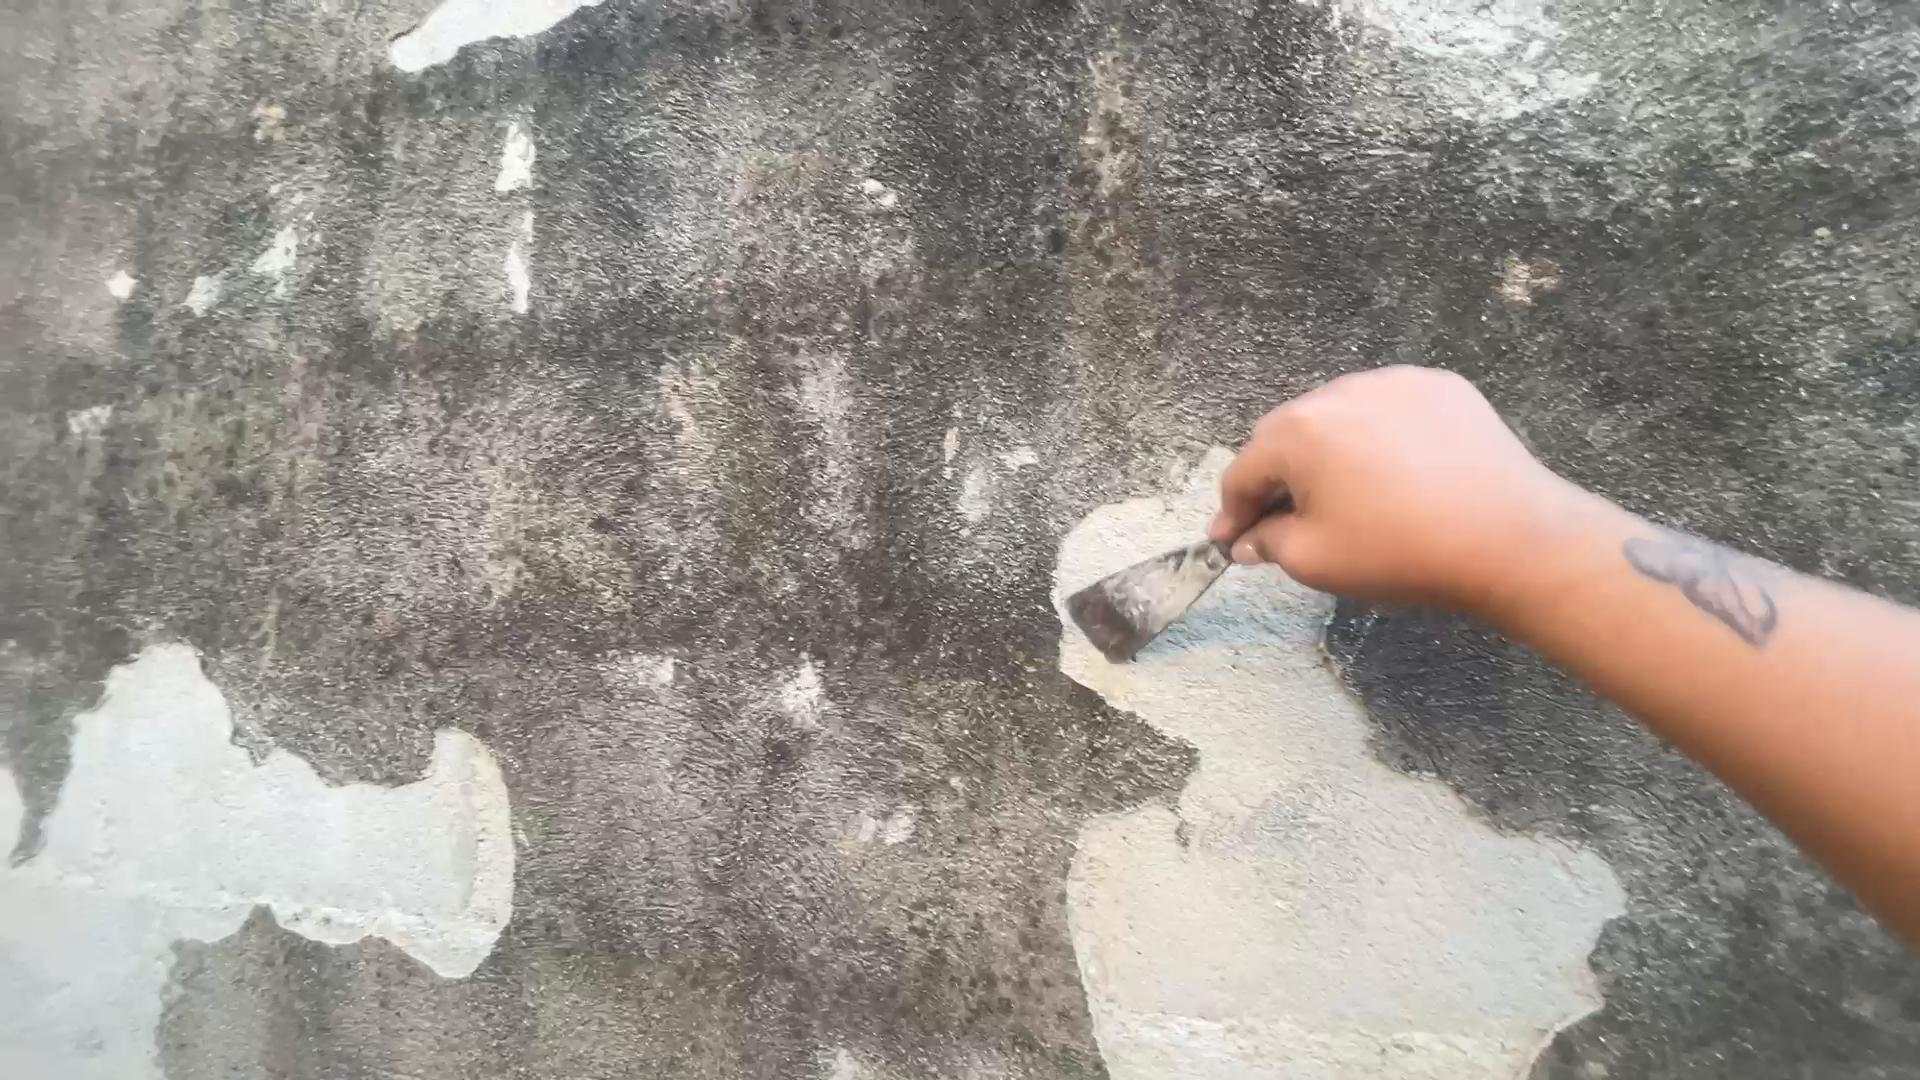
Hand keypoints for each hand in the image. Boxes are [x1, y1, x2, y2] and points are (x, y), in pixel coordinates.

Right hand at [1207, 366, 1591, 612]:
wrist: (1514, 541)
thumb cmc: (1398, 551)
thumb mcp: (1313, 560)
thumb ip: (1266, 543)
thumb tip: (1246, 541)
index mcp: (1297, 433)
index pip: (1243, 473)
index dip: (1231, 512)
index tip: (1229, 540)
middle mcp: (1337, 392)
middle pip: (1282, 437)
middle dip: (1274, 479)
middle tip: (1281, 519)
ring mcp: (1392, 382)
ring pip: (1331, 417)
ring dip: (1320, 452)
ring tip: (1339, 491)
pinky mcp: (1439, 386)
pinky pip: (1382, 408)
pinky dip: (1370, 436)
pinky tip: (1388, 469)